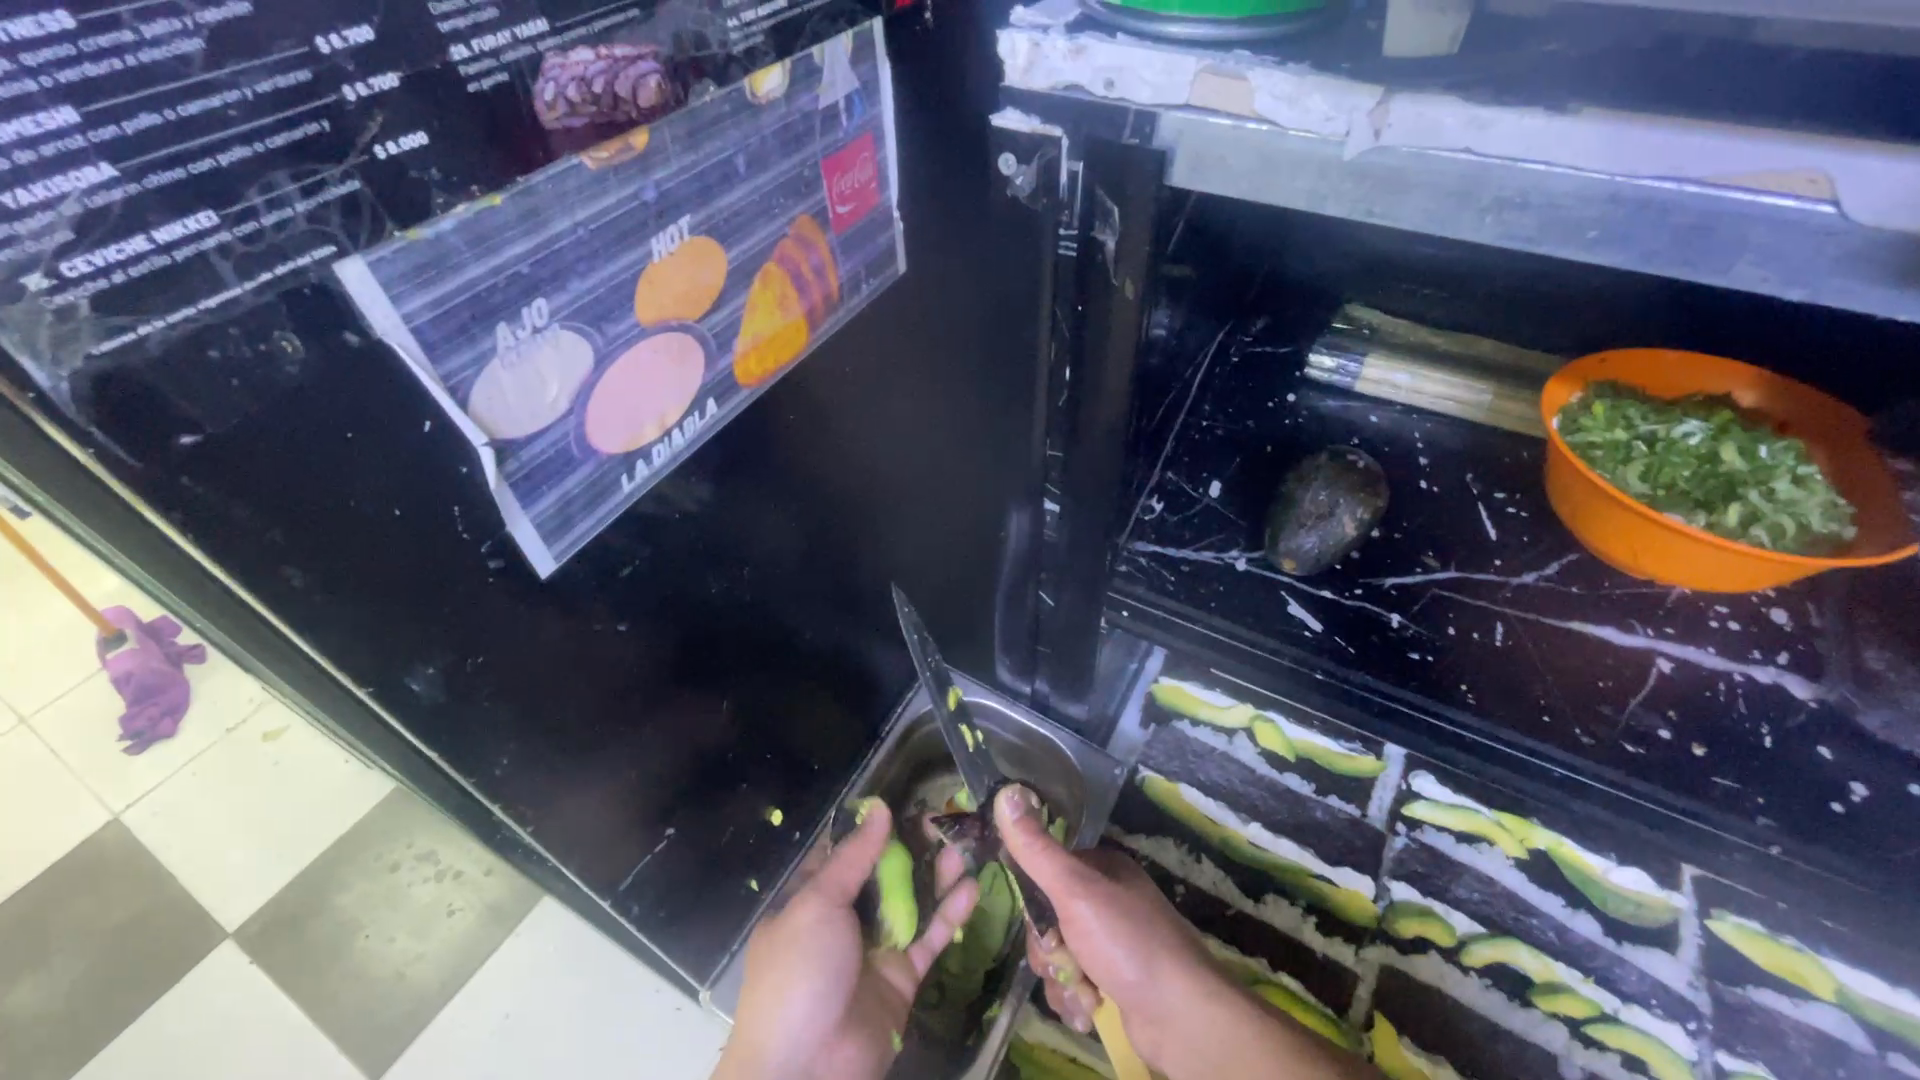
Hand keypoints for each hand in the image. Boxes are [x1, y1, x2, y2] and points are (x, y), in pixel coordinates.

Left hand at [714, 799, 979, 1079]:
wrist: (806, 1067)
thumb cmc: (799, 971)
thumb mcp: (817, 904)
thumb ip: (854, 858)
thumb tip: (879, 808)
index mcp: (810, 902)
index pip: (843, 856)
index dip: (871, 830)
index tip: (903, 801)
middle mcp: (843, 923)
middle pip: (882, 878)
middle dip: (911, 850)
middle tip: (944, 821)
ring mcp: (874, 951)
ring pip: (910, 905)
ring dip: (935, 877)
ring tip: (962, 846)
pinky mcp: (902, 978)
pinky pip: (929, 939)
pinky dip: (950, 914)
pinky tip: (971, 887)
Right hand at [993, 784, 1222, 1059]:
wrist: (1183, 1017)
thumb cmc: (1129, 943)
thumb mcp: (1076, 890)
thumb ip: (1036, 849)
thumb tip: (1007, 792)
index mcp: (1101, 870)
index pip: (1044, 873)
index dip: (1033, 904)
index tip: (1041, 924)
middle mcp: (1106, 901)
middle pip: (1047, 921)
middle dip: (1050, 952)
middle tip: (1065, 962)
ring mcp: (1111, 944)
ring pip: (1057, 958)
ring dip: (1062, 982)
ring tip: (1087, 995)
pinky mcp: (1114, 981)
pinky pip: (1074, 986)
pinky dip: (1077, 1001)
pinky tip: (1091, 1011)